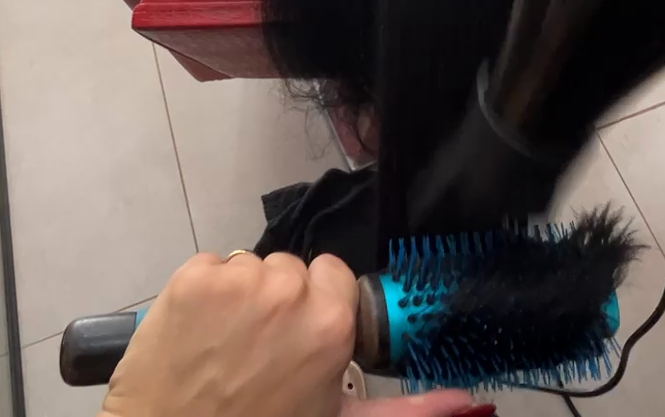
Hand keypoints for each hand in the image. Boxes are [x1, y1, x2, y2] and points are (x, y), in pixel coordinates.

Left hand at [100, 251, 483, 416]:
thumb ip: (407, 410)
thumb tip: (473, 403)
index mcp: (330, 321)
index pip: (333, 277)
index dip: (316, 308)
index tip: (301, 338)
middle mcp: (287, 288)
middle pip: (292, 270)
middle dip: (280, 301)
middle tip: (260, 352)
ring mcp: (236, 279)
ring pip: (252, 266)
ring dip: (242, 297)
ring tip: (226, 346)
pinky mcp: (191, 276)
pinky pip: (213, 263)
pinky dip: (205, 292)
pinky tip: (198, 332)